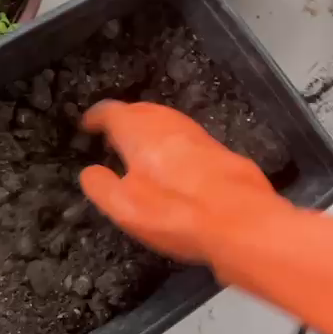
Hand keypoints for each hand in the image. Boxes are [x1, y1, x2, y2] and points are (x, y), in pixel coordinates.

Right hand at [77, 100, 286, 263]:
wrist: (244, 223)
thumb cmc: (175, 212)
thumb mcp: (123, 207)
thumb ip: (100, 186)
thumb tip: (90, 172)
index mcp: (139, 131)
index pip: (111, 111)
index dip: (96, 117)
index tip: (88, 124)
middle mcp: (168, 123)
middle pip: (141, 110)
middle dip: (124, 118)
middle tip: (112, 133)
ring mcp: (198, 135)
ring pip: (166, 122)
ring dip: (149, 128)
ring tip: (139, 146)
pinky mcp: (220, 151)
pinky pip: (186, 138)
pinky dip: (171, 143)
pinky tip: (173, 163)